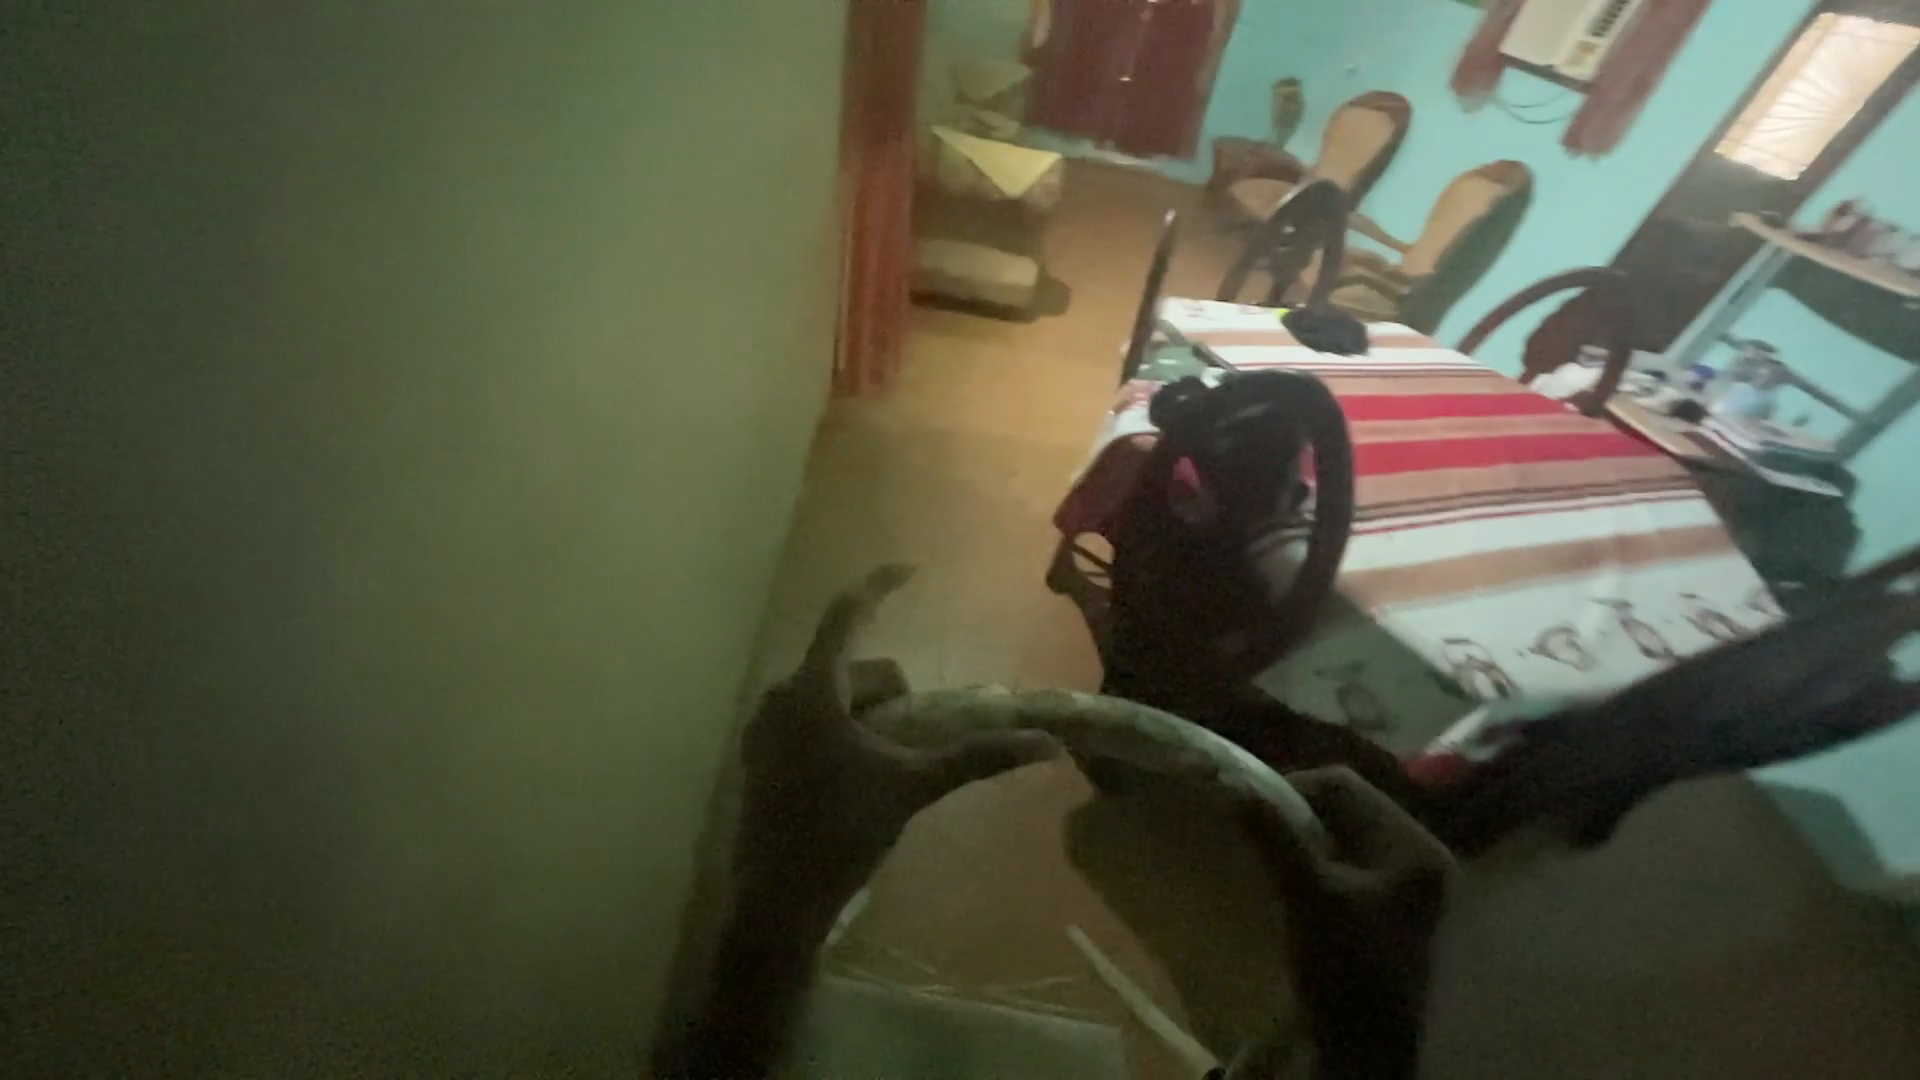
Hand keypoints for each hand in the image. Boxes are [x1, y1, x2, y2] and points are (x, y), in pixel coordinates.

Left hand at [731, 565, 1060, 927]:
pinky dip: (840, 727)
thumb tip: (1047, 744)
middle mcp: (781, 696)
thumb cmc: (844, 834)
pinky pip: (810, 716)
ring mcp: (764, 726)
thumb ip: (978, 757)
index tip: (912, 570)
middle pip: (851, 667)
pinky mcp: (759, 753)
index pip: (845, 616)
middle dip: (890, 692)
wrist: (778, 903)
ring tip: (885, 763)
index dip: (879, 586)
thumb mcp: (914, 786)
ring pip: (831, 693)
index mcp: (814, 691)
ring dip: (867, 713)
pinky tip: (853, 774)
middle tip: (912, 741)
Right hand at [1236, 767, 1455, 1078]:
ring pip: (1340, 830)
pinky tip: (1289, 874)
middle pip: (1344, 805)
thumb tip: (1233, 780)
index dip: (1292, 788)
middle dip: (1297, 810)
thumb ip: (1272, 833)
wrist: (1366, 1051)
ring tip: (1268, 849)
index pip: (1342, 786)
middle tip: (1257, 828)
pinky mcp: (1388, 902)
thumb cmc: (1345, 968)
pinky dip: (1311, 854)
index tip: (1252, 809)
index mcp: (1412, 846)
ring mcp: (1405, 880)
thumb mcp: (1306, 895)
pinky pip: (1343, 856)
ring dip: (1301, 833)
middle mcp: (1417, 854)